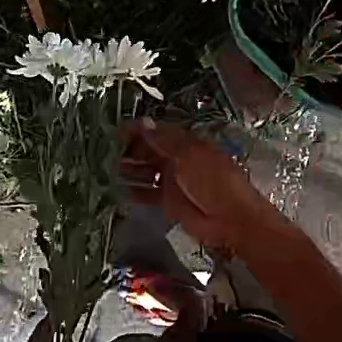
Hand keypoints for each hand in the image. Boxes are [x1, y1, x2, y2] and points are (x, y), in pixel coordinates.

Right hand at [122, 121, 299, 256]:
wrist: (231, 219)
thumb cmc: (214, 182)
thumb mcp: (188, 156)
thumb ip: (164, 141)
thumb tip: (143, 122)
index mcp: (186, 144)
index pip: (158, 132)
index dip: (139, 131)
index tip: (118, 131)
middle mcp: (178, 160)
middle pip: (150, 151)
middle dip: (131, 150)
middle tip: (109, 152)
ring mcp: (173, 181)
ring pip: (147, 171)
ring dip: (131, 169)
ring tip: (110, 169)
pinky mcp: (170, 201)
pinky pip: (149, 193)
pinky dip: (136, 191)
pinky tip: (120, 189)